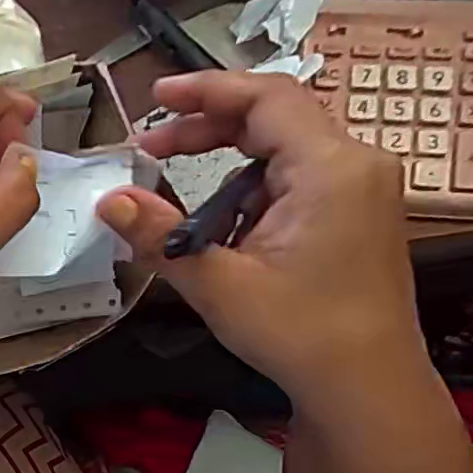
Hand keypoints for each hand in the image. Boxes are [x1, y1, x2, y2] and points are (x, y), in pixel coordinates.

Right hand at [95, 71, 419, 405]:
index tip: (155, 97)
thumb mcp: (218, 283)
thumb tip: (109, 201)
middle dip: (206, 127)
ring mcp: (357, 190)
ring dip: (223, 162)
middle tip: (147, 146)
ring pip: (280, 152)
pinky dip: (246, 190)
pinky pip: (291, 181)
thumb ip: (160, 236)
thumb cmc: (297, 331)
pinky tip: (217, 223)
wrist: (363, 382)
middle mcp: (353, 165)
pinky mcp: (350, 214)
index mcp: (329, 168)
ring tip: (173, 187)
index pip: (266, 99)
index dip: (206, 90)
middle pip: (272, 119)